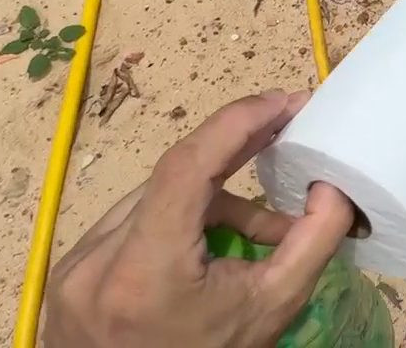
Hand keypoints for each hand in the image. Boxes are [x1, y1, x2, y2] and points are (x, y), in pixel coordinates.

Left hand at [43, 91, 354, 347]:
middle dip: (238, 144)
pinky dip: (187, 215)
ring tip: (265, 219)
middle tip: (289, 124)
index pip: (187, 166)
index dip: (239, 121)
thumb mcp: (277, 303)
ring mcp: (75, 268)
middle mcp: (96, 261)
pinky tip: (219, 239)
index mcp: (142, 271)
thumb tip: (334, 180)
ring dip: (217, 189)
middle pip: (178, 173)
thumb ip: (318, 234)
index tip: (286, 102)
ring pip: (160, 193)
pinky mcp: (72, 275)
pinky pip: (140, 218)